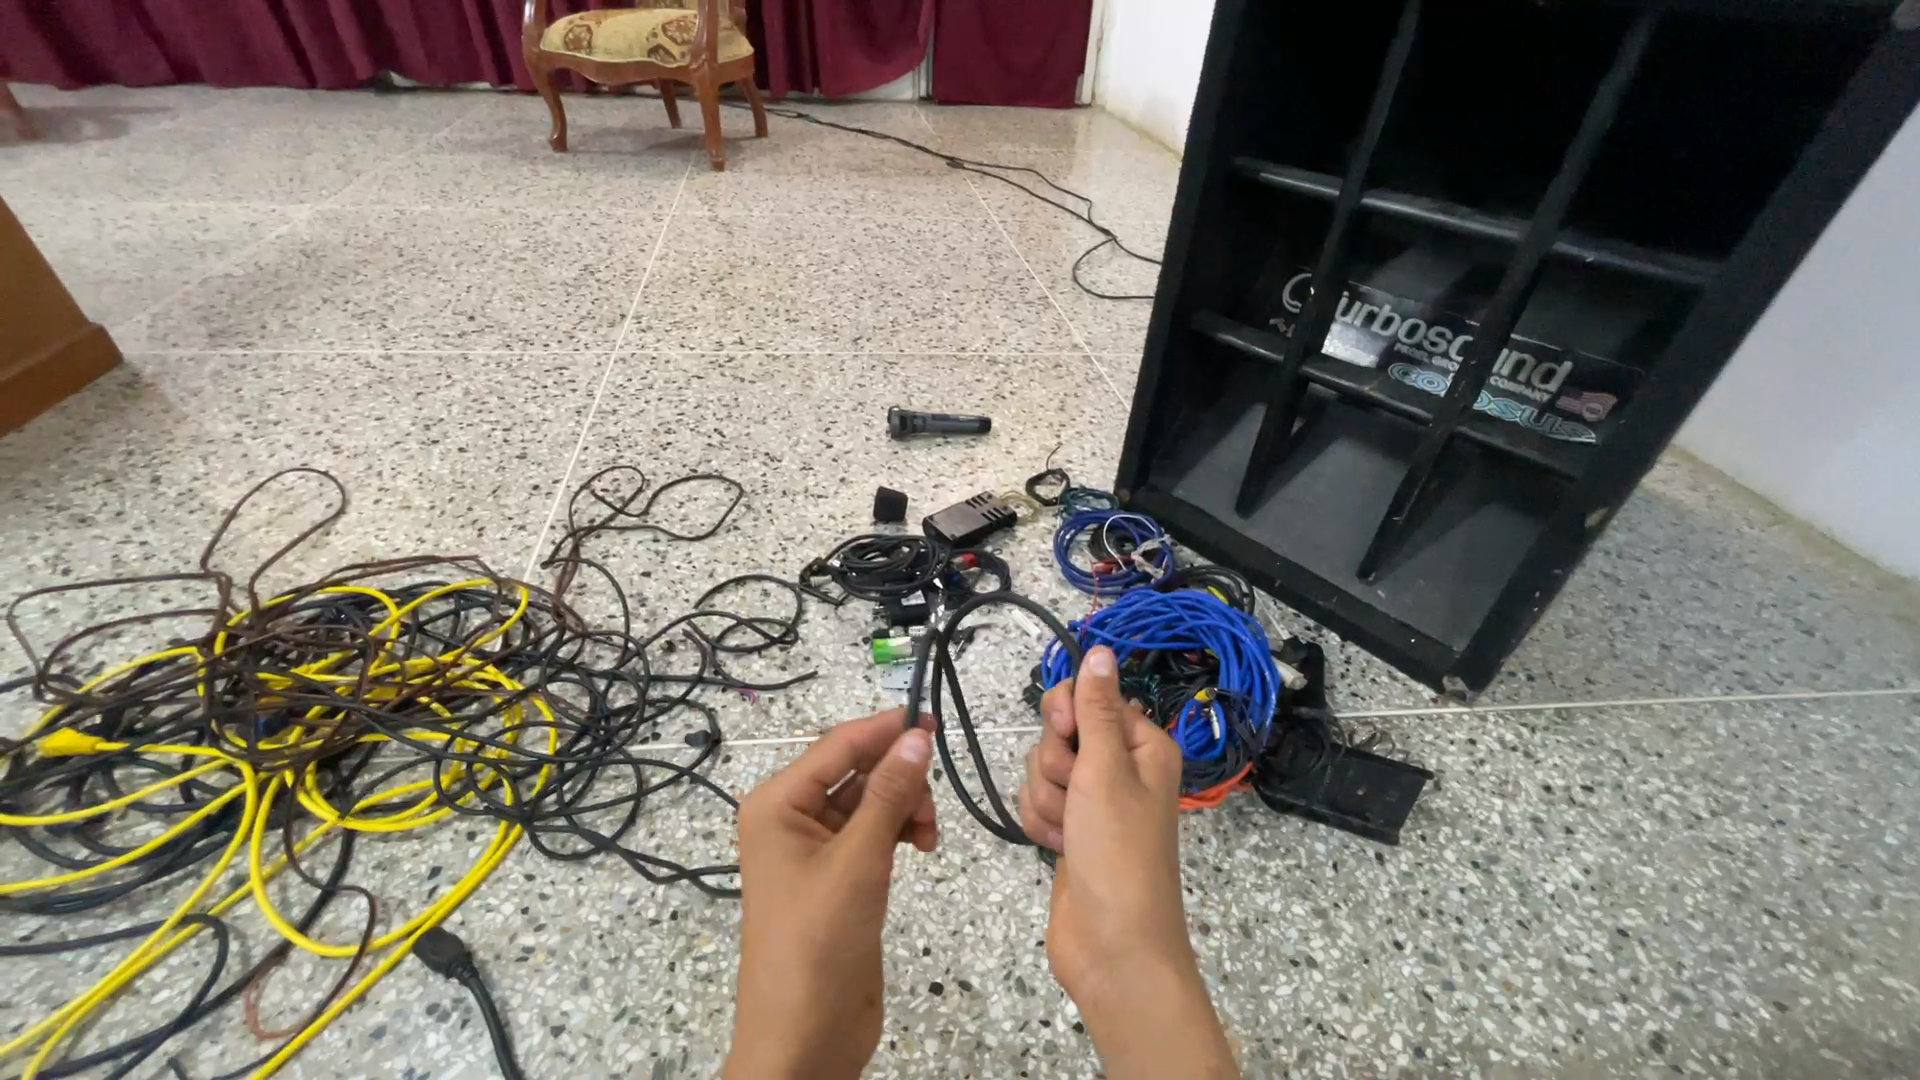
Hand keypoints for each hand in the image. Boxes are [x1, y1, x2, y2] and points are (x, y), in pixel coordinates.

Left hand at [724, 708, 936, 1079]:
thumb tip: (917, 735)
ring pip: (870, 799)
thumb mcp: (858, 860)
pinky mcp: (837, 873)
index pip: (839, 744)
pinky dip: (900, 831)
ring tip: (928, 835)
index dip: (886, 728)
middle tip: (933, 800)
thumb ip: (889, 793)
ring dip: (904, 807)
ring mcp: (815, 845)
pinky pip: (873, 830)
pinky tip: (922, 846)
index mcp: (777, 802)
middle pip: (856, 769)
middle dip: (899, 777)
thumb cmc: (819, 942)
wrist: (804, 1039)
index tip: (933, 718)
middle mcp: (792, 815)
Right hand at [1019, 646, 1236, 1078]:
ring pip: (1041, 769)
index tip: (1061, 734)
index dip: (1065, 714)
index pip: (1088, 697)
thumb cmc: (1118, 851)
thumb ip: (1095, 707)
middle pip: (1058, 734)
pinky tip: (1058, 848)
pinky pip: (1036, 802)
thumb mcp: (1105, 769)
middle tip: (1076, 796)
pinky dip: (1040, 823)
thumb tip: (1100, 648)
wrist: (1113, 947)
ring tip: (1069, 833)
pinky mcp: (1069, 829)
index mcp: (1141, 745)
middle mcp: (1117, 767)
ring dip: (1046, 799)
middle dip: (1054, 765)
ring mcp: (1091, 801)